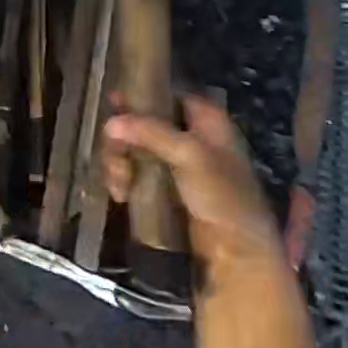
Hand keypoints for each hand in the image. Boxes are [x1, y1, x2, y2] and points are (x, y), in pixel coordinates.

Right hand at [103, 95, 283, 274]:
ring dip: (120, 163)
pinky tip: (121, 195)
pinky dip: (125, 179)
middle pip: (144, 121)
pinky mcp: (164, 189)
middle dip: (125, 139)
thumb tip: (110, 123)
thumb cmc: (223, 197)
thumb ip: (151, 132)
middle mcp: (190, 136)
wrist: (236, 255)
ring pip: (135, 148)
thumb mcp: (190, 156)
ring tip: (119, 185)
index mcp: (207, 119)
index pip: (170, 92)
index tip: (114, 101)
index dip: (143, 94)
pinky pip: (136, 172)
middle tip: (116, 157)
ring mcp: (176, 164)